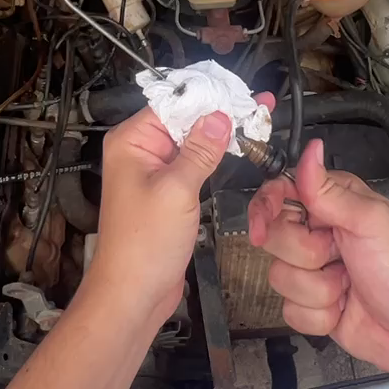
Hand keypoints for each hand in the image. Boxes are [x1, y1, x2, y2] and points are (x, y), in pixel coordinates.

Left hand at [84, 92, 273, 316]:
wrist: (133, 295)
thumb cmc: (141, 247)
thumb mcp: (177, 190)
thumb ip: (200, 151)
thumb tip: (219, 117)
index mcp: (132, 140)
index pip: (174, 103)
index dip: (208, 97)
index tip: (239, 92)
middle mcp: (140, 150)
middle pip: (185, 118)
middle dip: (220, 111)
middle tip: (255, 102)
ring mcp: (154, 170)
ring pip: (192, 139)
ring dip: (221, 131)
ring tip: (253, 118)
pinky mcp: (167, 189)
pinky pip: (193, 161)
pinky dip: (215, 153)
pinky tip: (236, 145)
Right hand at [247, 140, 388, 388]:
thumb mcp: (368, 221)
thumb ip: (328, 190)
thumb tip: (310, 146)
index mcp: (330, 201)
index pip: (280, 192)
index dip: (265, 208)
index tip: (261, 230)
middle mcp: (317, 231)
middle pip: (275, 236)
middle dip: (306, 253)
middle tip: (338, 255)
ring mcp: (314, 270)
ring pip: (280, 276)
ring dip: (318, 288)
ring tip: (347, 285)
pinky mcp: (313, 305)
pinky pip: (290, 311)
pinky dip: (318, 315)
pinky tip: (342, 310)